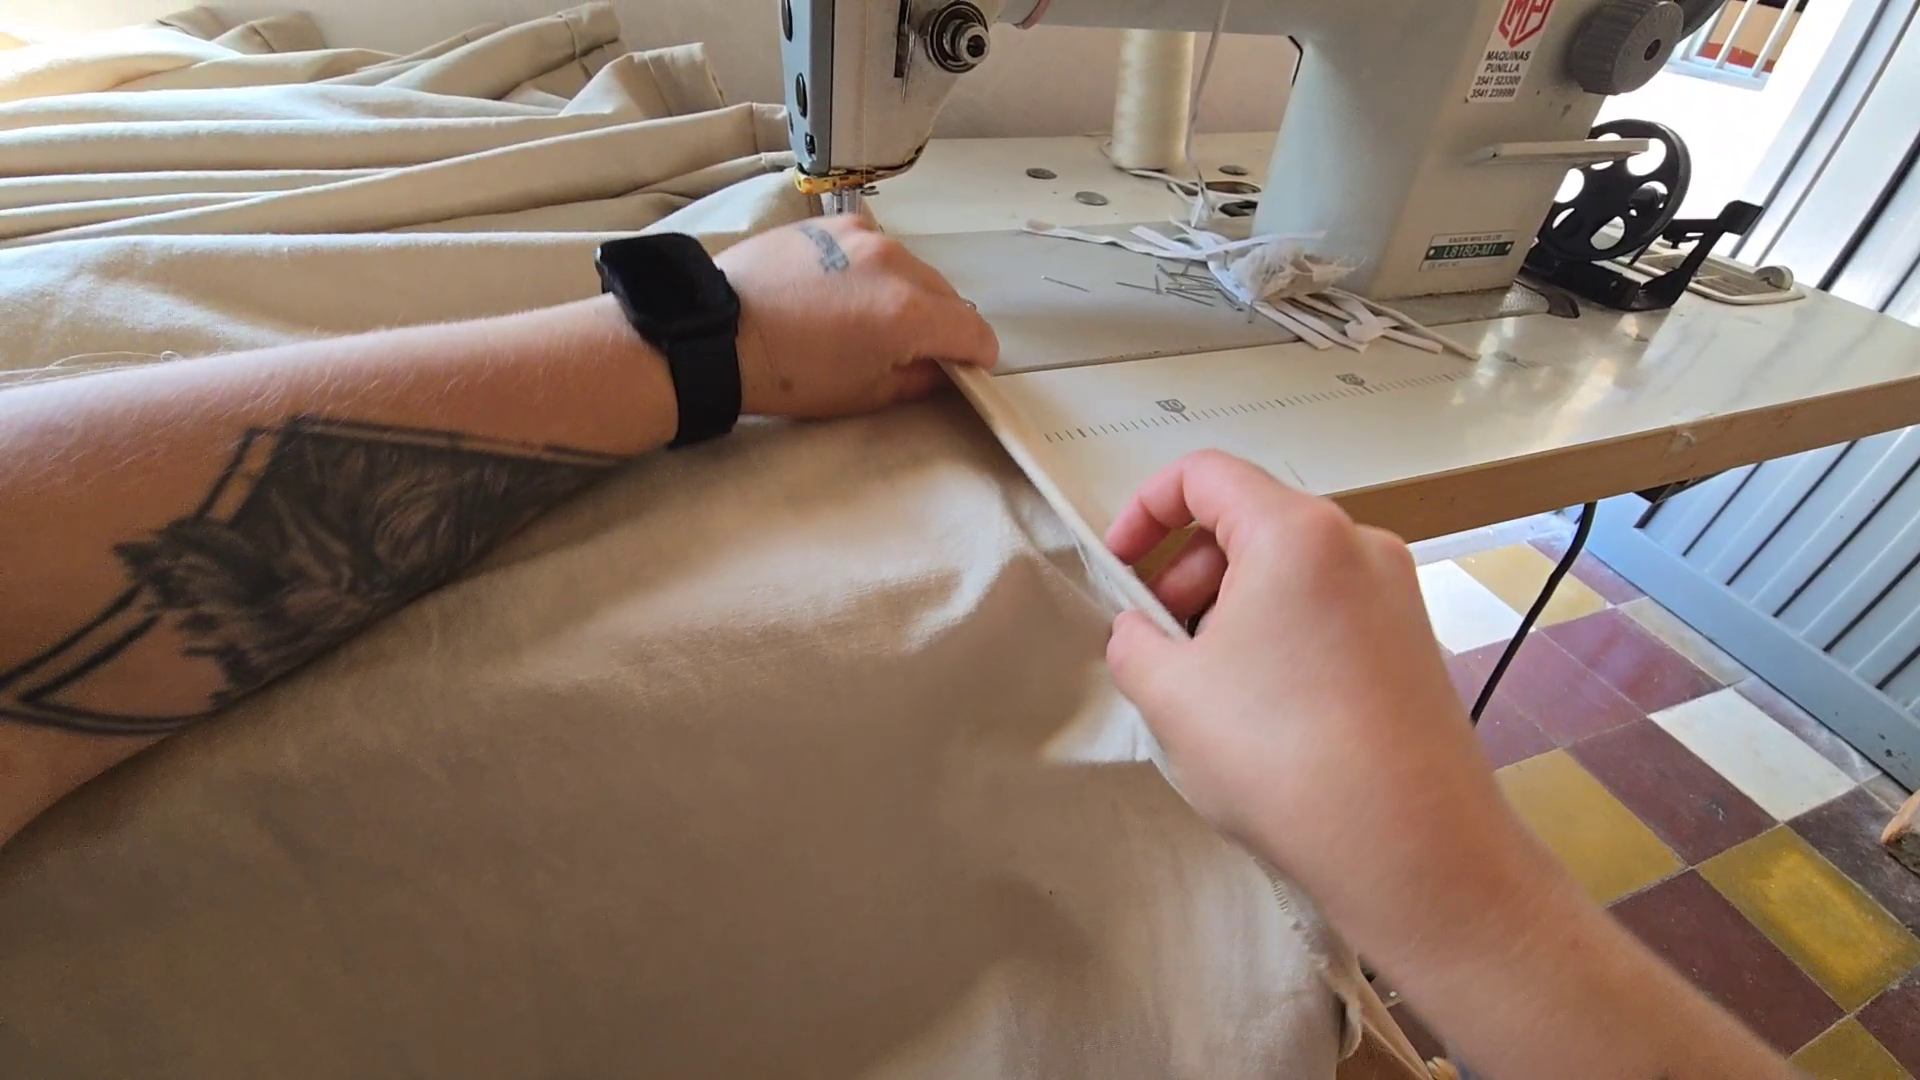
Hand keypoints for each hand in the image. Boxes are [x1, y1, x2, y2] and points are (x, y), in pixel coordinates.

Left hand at [717, 215, 998, 418]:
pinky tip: (845, 291)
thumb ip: (919, 379)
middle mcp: (896, 263)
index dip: (978, 354)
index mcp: (909, 313)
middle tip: (915, 350)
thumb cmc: (790, 374)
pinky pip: (878, 248)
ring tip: (871, 318)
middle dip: (943, 325)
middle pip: (948, 295)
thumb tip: (941, 368)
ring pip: (915, 268)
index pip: (974, 330)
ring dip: (911, 294)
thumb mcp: (865, 394)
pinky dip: (877, 271)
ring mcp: (864, 235)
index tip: (970, 366)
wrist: (721, 333)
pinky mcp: (833, 222)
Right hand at [1102, 451, 1546, 956]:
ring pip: (1281, 566)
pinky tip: (1255, 697)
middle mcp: (1357, 544)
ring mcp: (1394, 591)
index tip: (1118, 562)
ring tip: (1200, 674)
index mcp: (1297, 533)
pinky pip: (1319, 603)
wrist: (1420, 858)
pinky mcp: (1411, 639)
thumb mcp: (1168, 691)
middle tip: (1155, 634)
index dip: (1143, 509)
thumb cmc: (1282, 757)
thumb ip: (1130, 639)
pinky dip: (1270, 626)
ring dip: (1222, 601)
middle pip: (1243, 520)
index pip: (1202, 474)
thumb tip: (1139, 630)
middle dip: (1181, 568)